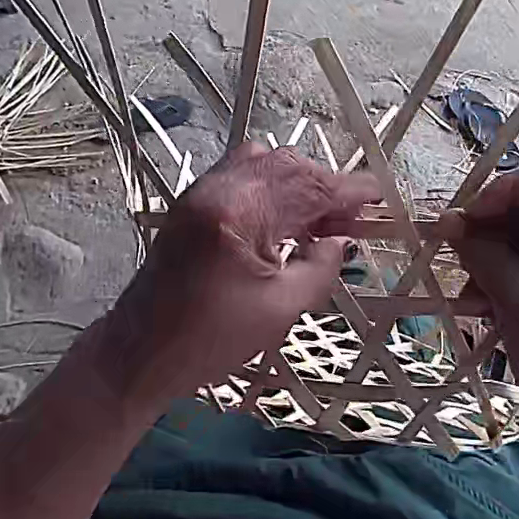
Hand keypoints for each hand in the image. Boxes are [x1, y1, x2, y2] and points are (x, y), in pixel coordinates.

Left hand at [88, 143, 379, 411]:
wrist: (140, 352)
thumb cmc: (210, 340)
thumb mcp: (280, 310)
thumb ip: (321, 268)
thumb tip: (343, 240)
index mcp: (239, 212)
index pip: (308, 186)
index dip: (349, 190)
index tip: (379, 198)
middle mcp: (218, 188)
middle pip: (287, 165)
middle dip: (326, 188)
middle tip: (350, 222)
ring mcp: (201, 191)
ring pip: (266, 165)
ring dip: (301, 186)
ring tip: (322, 223)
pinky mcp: (194, 202)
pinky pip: (244, 177)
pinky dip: (274, 190)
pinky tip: (288, 220)